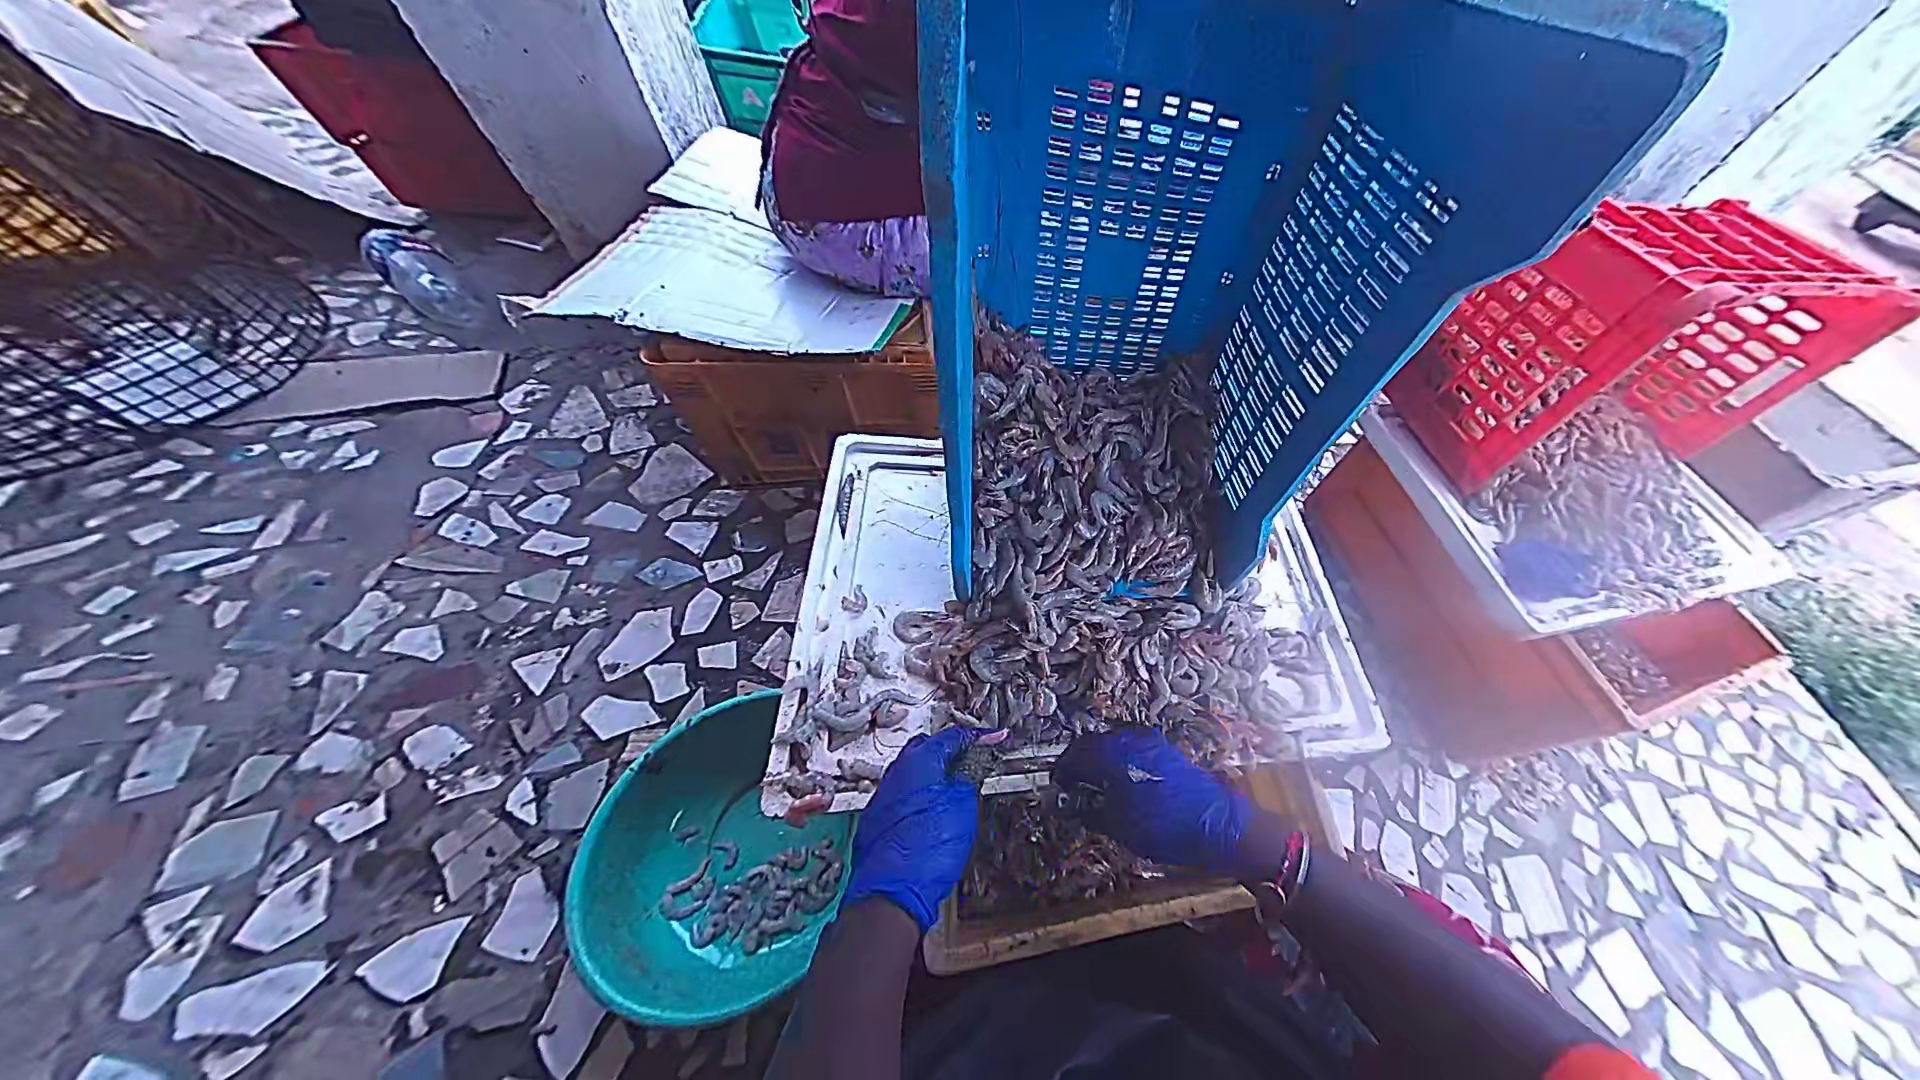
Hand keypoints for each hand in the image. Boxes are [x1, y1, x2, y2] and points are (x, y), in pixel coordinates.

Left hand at [840, 727, 998, 931]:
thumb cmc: (926, 851)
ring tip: (957, 786)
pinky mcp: (877, 817)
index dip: (978, 737)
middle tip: (975, 758)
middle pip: (928, 748)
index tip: (994, 738)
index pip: (953, 736)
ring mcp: (884, 793)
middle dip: (952, 750)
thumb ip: (967, 779)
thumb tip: (969, 768)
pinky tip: (935, 809)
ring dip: (935, 773)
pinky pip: (903, 793)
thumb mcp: (963, 808)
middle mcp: (897, 771)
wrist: (892, 891)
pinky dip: (921, 793)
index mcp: (919, 760)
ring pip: (913, 771)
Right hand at [1054, 728, 1272, 878]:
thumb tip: (1068, 804)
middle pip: (1090, 744)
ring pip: (1110, 744)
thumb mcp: (1119, 826)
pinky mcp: (1163, 749)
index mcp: (1112, 754)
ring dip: (1097, 760)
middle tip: (1072, 785)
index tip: (1057, 786)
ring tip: (1094, 785)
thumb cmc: (1165, 829)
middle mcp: (1128, 740)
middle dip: (1078, 763)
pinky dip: (1117, 760)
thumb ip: (1089, 810)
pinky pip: (1129, 748)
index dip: (1062, 772)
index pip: (1074, 756)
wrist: (1220, 827)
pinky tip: (1119, 782)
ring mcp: (1148, 741)